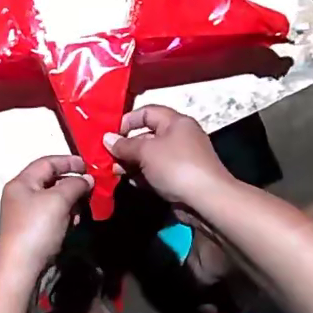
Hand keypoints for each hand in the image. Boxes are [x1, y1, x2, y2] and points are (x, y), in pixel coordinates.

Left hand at [0, 155, 90, 273]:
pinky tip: (74, 224)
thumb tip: (87, 179)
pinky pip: (54, 216)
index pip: (47, 162)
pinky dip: (67, 216)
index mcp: (22, 183)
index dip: (69, 161)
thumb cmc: (37, 228)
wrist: (21, 269)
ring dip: (72, 201)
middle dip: (73, 183)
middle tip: (92, 188)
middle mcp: (22, 196)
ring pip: (55, 199)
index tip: (90, 166)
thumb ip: (75, 184)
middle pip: (51, 181)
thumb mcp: (58, 200)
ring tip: (85, 208)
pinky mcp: (34, 231)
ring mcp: (27, 215)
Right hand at [103, 106, 235, 210]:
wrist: (205, 200)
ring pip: (149, 157)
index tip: (110, 134)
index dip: (128, 120)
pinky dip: (142, 176)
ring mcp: (180, 160)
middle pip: (147, 136)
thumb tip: (107, 139)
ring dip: (131, 163)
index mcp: (176, 122)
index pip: (148, 112)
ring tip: (113, 171)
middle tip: (106, 156)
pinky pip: (155, 174)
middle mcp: (179, 138)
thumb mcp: (146, 152)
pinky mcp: (178, 179)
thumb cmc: (176, 166)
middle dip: (126, 146)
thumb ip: (125, 145)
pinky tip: (129, 182)